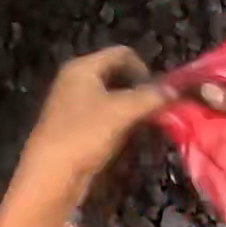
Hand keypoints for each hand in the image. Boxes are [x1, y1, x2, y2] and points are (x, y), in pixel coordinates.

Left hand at [21, 47, 170, 192]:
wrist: (51, 173)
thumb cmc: (84, 134)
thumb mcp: (121, 111)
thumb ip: (149, 97)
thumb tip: (174, 89)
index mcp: (82, 67)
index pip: (121, 53)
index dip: (145, 68)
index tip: (162, 92)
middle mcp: (76, 79)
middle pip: (117, 74)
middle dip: (140, 88)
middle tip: (161, 108)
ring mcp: (74, 103)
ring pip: (112, 96)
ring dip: (132, 107)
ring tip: (150, 123)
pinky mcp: (76, 125)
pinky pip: (105, 114)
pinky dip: (120, 121)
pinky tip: (131, 137)